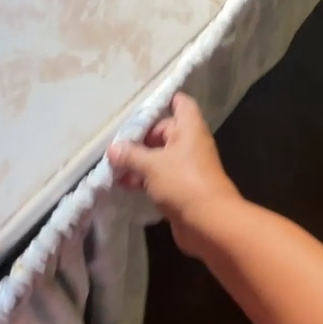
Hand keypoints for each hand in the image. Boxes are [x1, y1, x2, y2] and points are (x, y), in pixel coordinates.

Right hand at [108, 93, 241, 249]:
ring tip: (114, 168)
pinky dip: (145, 178)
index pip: (180, 103)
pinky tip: (124, 185)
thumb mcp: (152, 165)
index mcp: (189, 128)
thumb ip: (131, 155)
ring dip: (140, 161)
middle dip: (141, 138)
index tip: (139, 106)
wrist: (209, 222)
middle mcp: (190, 143)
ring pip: (161, 156)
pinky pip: (161, 176)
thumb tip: (113, 149)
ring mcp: (188, 166)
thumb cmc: (183, 182)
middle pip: (165, 131)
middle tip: (116, 146)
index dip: (163, 100)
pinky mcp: (183, 187)